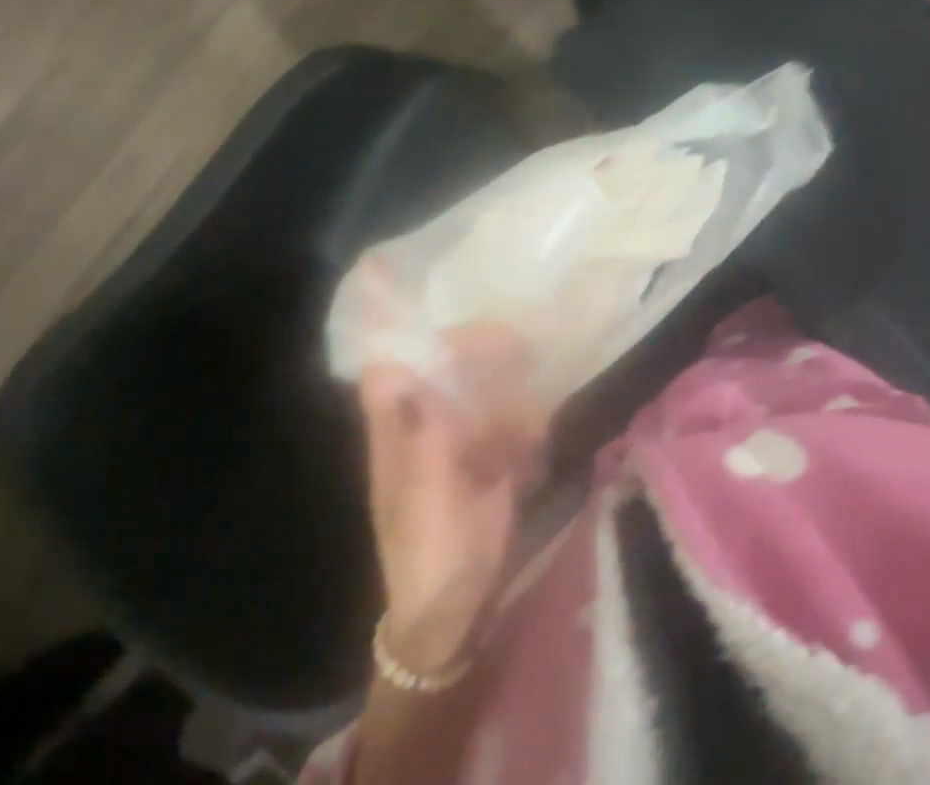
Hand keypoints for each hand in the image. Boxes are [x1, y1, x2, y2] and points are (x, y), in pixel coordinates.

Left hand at [357, 322, 546, 674]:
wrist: (452, 613)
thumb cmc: (427, 553)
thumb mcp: (424, 493)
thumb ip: (426, 432)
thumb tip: (417, 369)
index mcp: (396, 432)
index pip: (392, 368)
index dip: (409, 338)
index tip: (448, 317)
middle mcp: (427, 430)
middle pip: (446, 373)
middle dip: (479, 354)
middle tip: (521, 345)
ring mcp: (461, 448)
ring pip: (484, 398)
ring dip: (510, 396)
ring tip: (531, 409)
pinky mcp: (491, 468)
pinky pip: (511, 431)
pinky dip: (526, 430)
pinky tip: (536, 446)